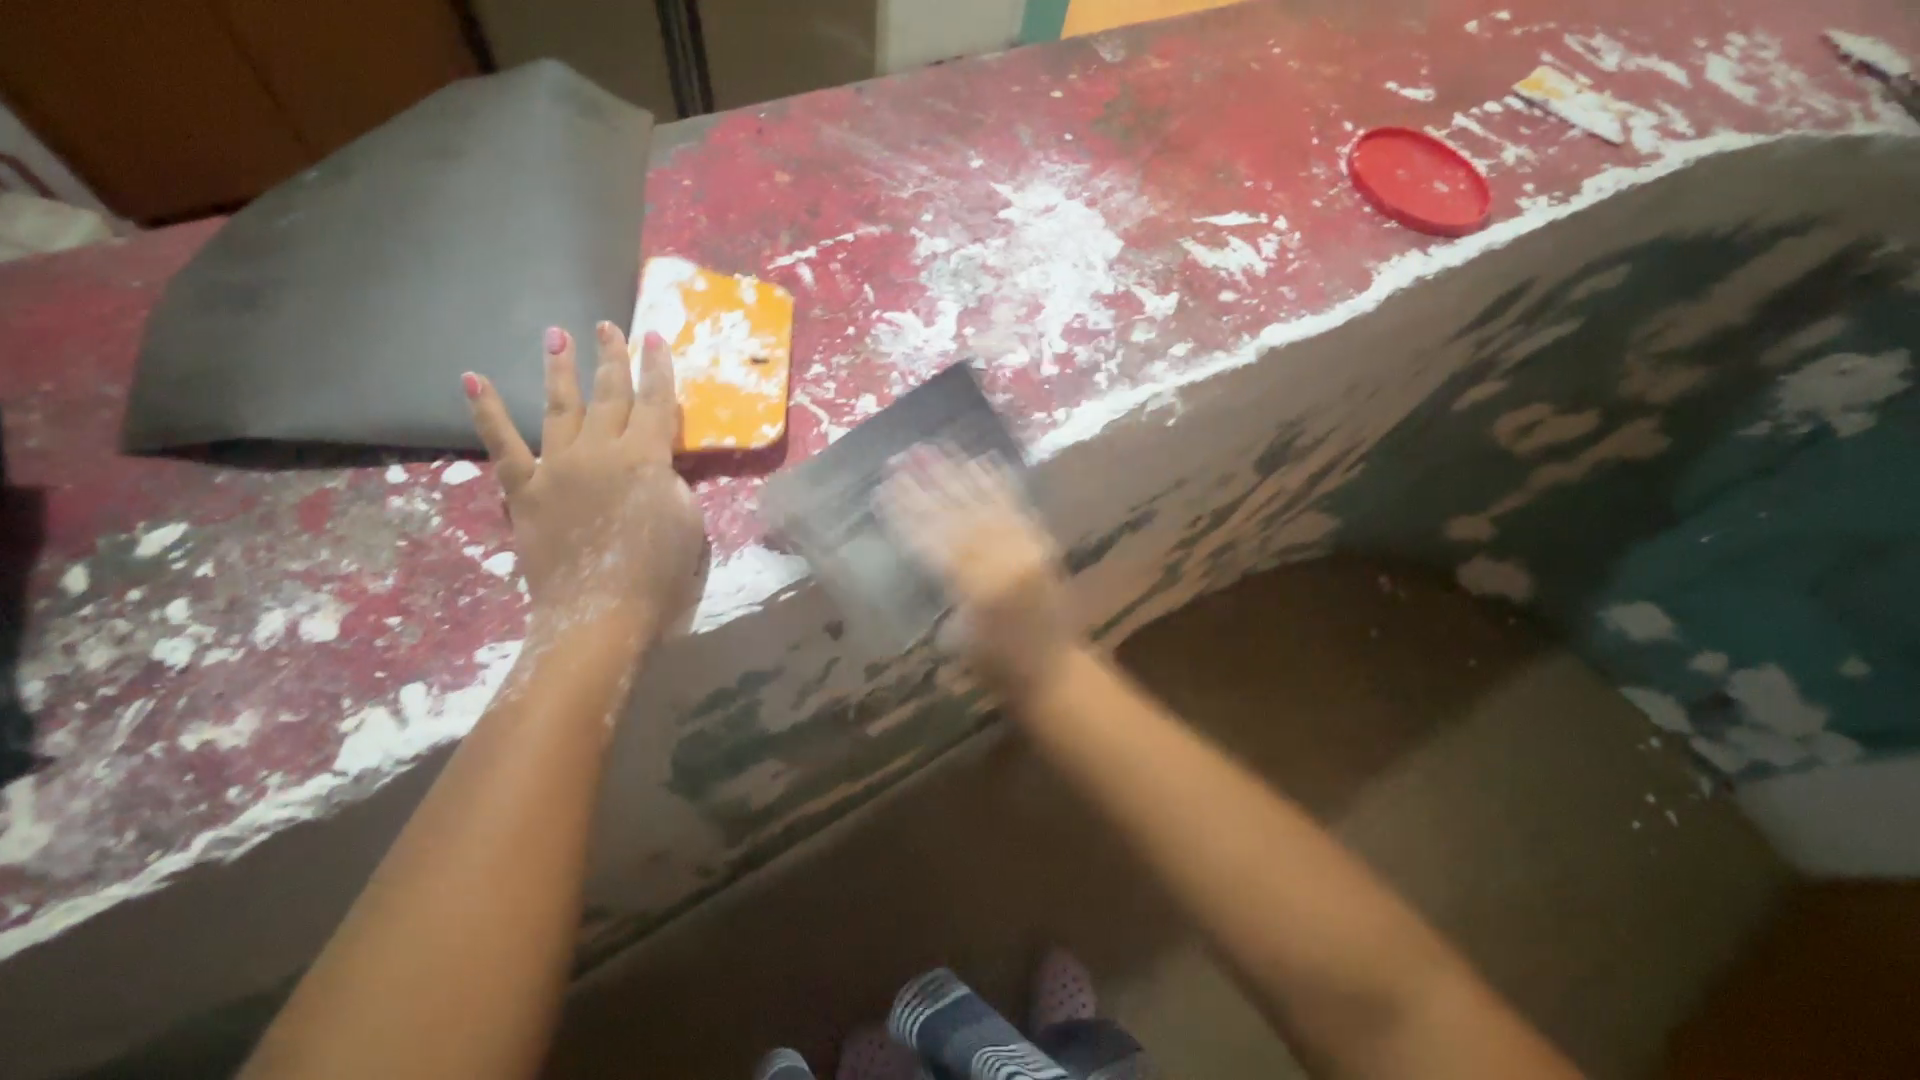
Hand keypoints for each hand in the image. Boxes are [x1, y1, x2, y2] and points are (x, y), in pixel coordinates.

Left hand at [464, 323, 705, 644]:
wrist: (600, 615)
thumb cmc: (658, 575)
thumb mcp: (687, 522)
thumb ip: (672, 482)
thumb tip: (655, 464)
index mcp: (646, 458)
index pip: (656, 401)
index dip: (657, 367)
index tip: (654, 336)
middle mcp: (601, 451)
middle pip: (609, 394)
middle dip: (611, 356)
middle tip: (608, 325)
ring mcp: (558, 467)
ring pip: (560, 406)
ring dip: (559, 368)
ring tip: (556, 335)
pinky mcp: (525, 490)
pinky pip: (503, 445)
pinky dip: (487, 412)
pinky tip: (473, 379)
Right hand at [879, 446, 1076, 696]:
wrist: (1053, 671)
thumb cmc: (994, 666)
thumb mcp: (956, 636)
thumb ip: (944, 591)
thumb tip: (926, 552)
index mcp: (975, 588)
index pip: (933, 541)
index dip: (906, 513)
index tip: (883, 487)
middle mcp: (1003, 560)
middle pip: (958, 513)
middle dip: (928, 483)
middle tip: (903, 457)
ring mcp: (1026, 547)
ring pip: (987, 502)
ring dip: (959, 472)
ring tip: (935, 447)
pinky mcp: (1041, 543)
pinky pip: (1019, 506)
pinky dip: (999, 481)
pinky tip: (983, 459)